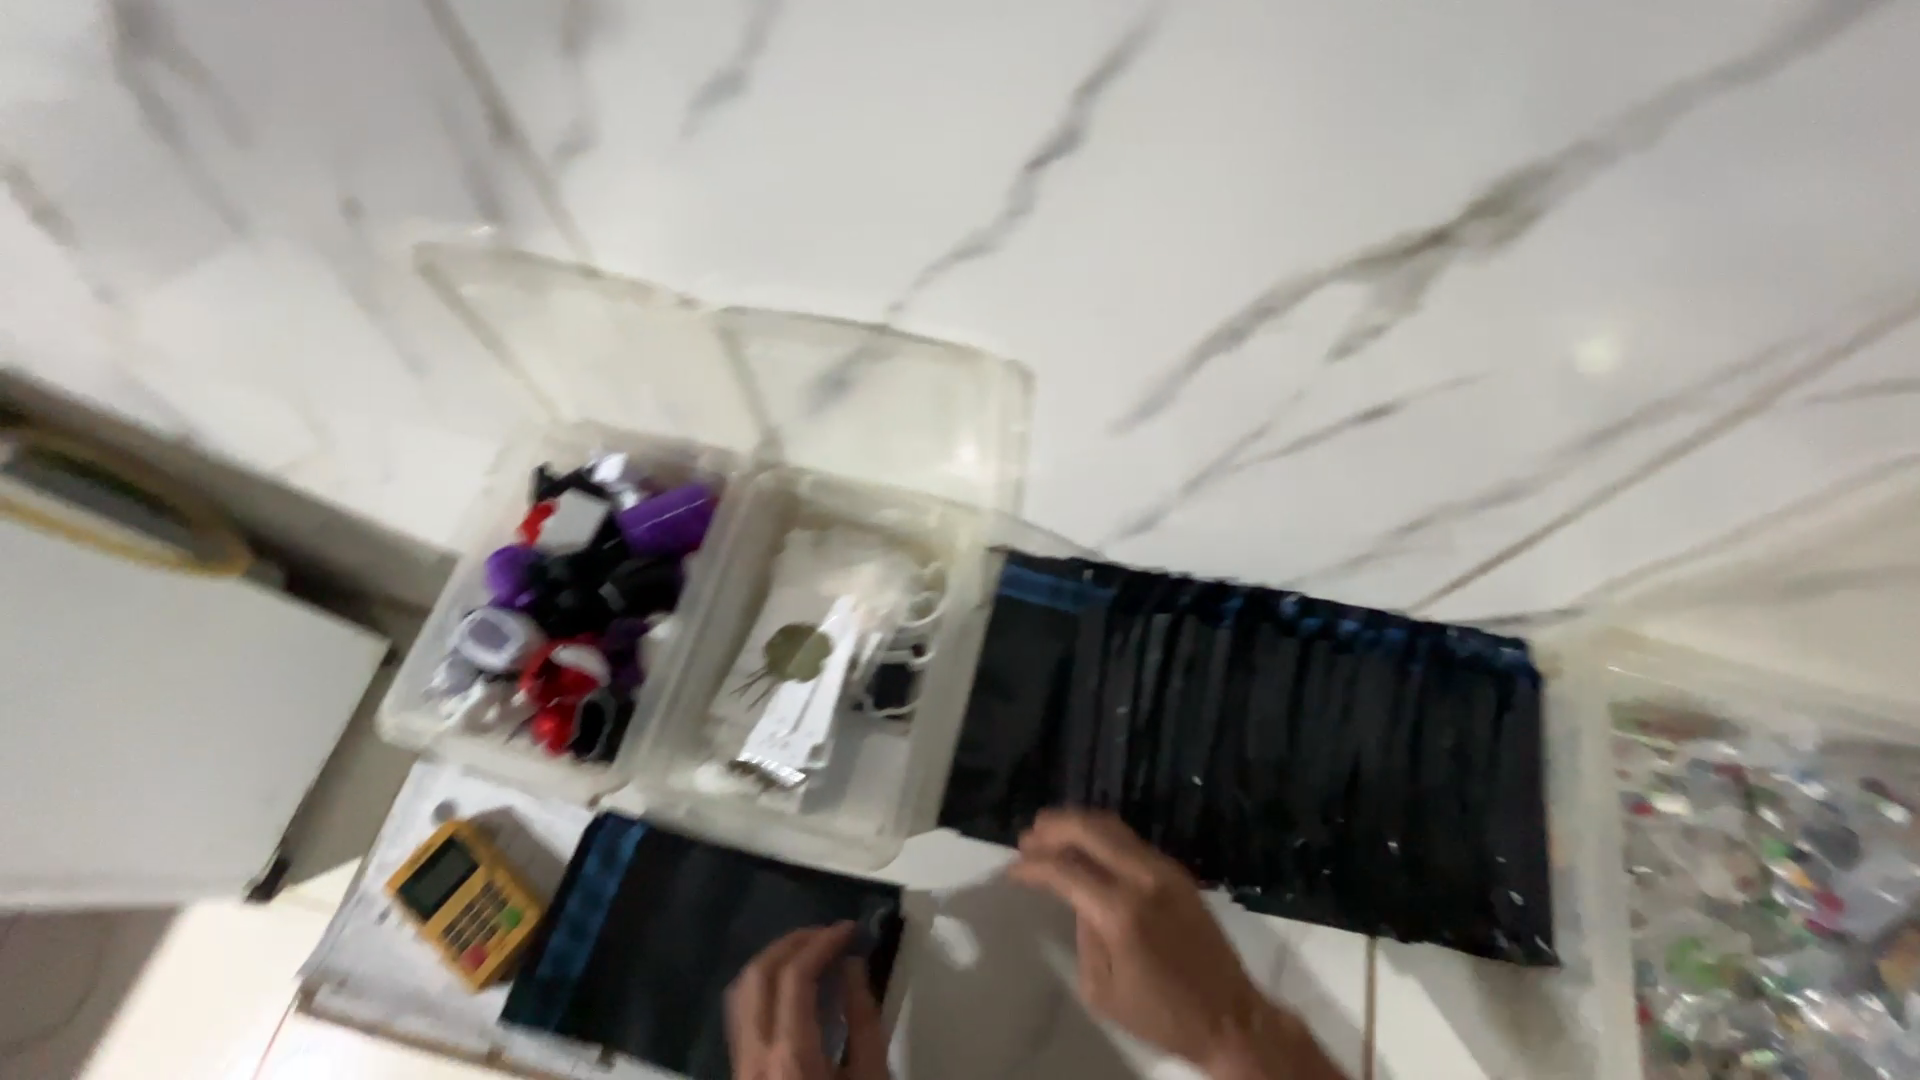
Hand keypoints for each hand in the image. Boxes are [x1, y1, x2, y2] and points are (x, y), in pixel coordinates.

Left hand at [726, 923, 888, 1079]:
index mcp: (792, 1058)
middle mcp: (755, 1058)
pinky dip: (766, 986)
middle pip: (759, 975)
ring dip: (775, 960)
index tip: (850, 929)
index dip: (823, 942)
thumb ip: (862, 1018)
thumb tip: (850, 966)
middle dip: (795, 942)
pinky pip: (743, 1014)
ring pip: (742, 992)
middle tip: (830, 934)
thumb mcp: (872, 1078)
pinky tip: (794, 987)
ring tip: (811, 952)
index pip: (796, 976)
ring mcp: (740, 1069)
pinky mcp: (738, 1076)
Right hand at [1009, 810, 1343, 1079]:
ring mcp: (1164, 869)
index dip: (1033, 866)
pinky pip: (1130, 840)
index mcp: (1121, 911)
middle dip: (1053, 828)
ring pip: (1112, 826)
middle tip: (1027, 838)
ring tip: (1049, 833)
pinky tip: (1085, 847)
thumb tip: (1077, 899)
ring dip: (1077, 825)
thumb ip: (1084, 935)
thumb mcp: (1101, 989)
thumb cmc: (1160, 1014)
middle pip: (1089, 830)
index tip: (1013, 870)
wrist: (1230, 1016)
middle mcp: (1143, 878)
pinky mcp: (1177, 871)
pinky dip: (1100, 835)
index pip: (1065, 870)